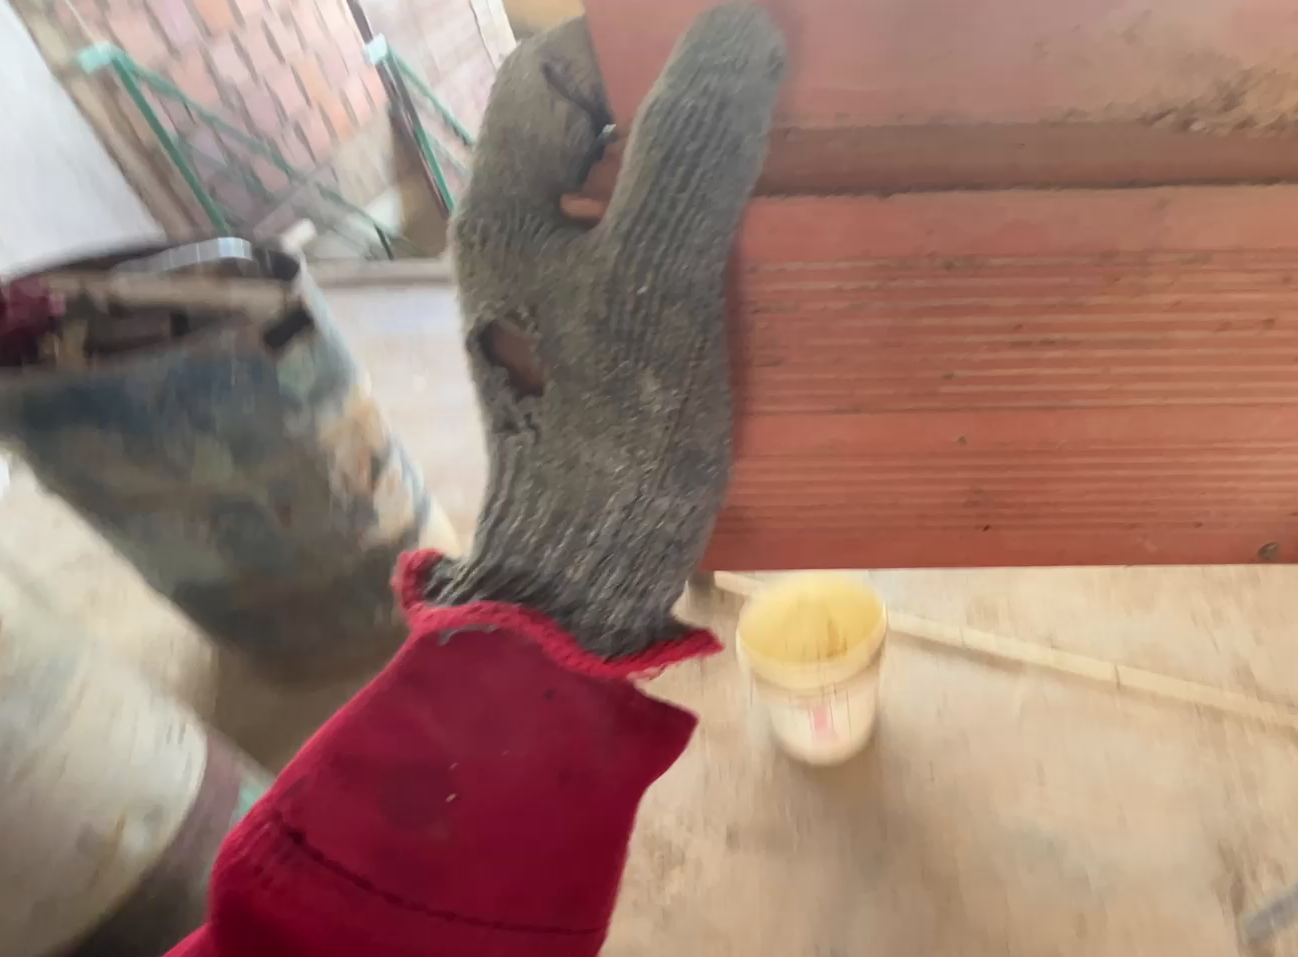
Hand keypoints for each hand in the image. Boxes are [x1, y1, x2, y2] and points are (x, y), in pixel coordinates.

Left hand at [423, 4, 785, 657]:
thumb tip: (742, 27)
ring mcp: (579, 304)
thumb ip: (688, 156)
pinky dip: (722, 250)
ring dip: (713, 183)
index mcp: (508, 211)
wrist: (602, 562)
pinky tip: (771, 262)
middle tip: (775, 109)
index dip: (631, 44)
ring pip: (645, 207)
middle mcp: (535, 248)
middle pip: (604, 140)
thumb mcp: (653, 283)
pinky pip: (673, 269)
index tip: (726, 43)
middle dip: (685, 112)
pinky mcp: (625, 352)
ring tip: (789, 177)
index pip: (553, 80)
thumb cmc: (612, 429)